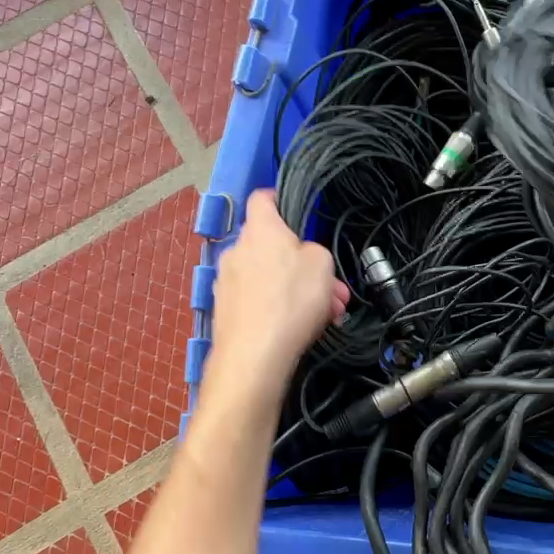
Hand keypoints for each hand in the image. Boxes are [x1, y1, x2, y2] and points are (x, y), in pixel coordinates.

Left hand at [203, 190, 349, 404]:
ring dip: (294, 290)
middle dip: (303, 264)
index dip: (280, 199)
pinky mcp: (224, 310)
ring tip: (323, 313)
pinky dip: (277, 308)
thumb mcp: (322, 264)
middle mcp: (236, 250)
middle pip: (271, 246)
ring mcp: (226, 281)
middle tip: (329, 287)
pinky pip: (257, 300)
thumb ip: (315, 252)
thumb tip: (306, 258)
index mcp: (259, 229)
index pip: (262, 198)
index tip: (295, 211)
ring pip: (268, 277)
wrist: (254, 355)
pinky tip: (298, 328)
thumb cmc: (290, 301)